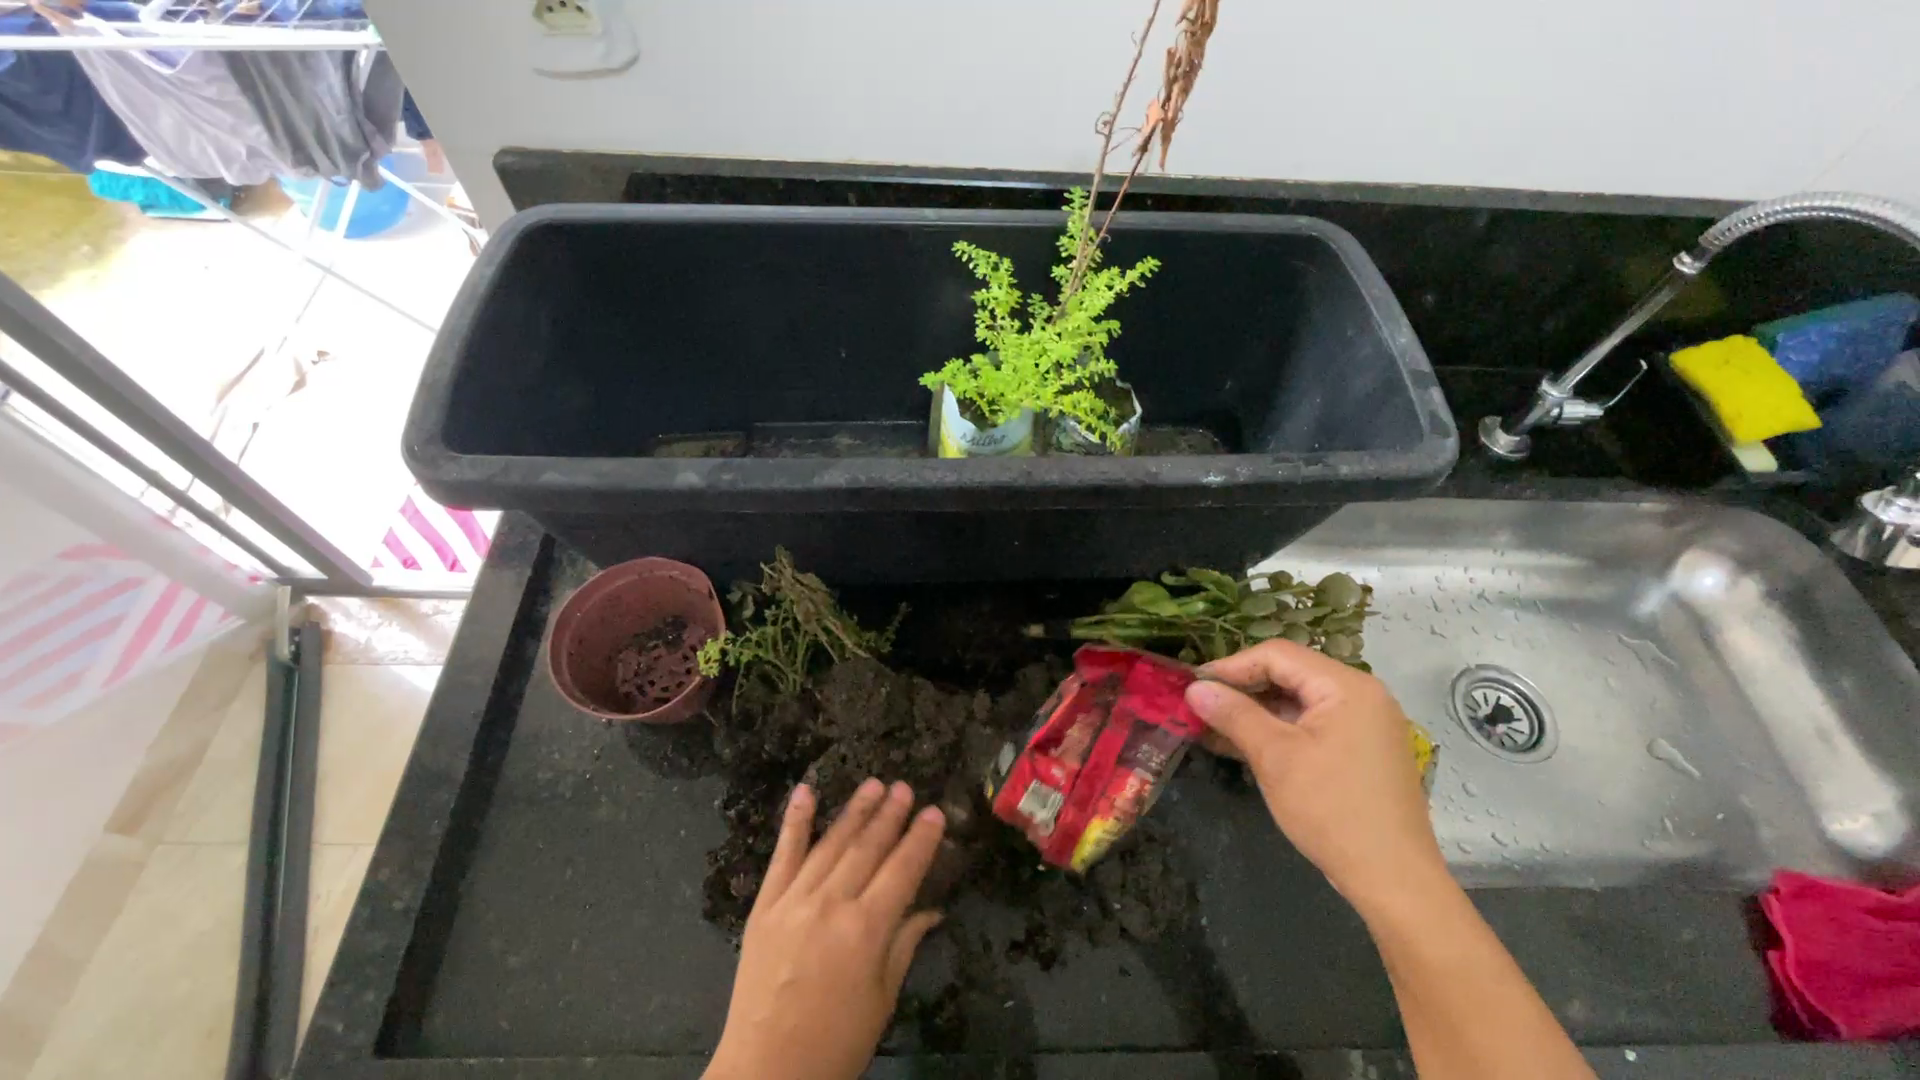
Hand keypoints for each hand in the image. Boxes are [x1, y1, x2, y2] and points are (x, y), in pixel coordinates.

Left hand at [705, 779, 945, 1079]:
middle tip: (905, 786)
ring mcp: (793, 901)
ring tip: (873, 784)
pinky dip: (794, 821)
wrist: (765, 1072)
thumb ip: (904, 945)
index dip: (921, 839)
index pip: (902, 870)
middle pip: (867, 848)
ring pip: (830, 844)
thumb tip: (931, 910)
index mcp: (867, 929)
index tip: (935, 812)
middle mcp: (831, 904)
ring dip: (854, 811)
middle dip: (890, 815)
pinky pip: (782, 855)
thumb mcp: (882, 1000)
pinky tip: (805, 792)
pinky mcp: (763, 906)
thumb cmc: (835, 1043)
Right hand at [1183, 640, 1445, 914]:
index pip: (1278, 655)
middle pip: (1290, 674)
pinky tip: (1244, 745)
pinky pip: (1313, 725)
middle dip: (1242, 689)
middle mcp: (1362, 695)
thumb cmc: (1331, 810)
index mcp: (1347, 686)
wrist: (1392, 878)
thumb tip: (1195, 688)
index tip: (1193, 686)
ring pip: (1299, 702)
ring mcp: (1365, 724)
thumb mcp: (1275, 758)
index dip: (1230, 667)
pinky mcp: (1362, 750)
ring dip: (1256, 712)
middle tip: (1200, 707)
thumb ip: (1234, 715)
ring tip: (1213, 727)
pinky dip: (1279, 731)